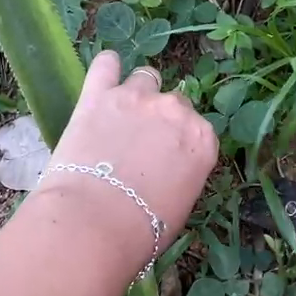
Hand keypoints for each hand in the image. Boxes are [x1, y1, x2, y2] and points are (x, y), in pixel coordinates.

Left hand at [34, 52, 217, 269]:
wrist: (93, 224)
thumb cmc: (141, 230)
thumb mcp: (179, 205)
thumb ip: (182, 173)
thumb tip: (167, 170)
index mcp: (202, 140)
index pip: (198, 130)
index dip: (180, 143)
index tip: (167, 156)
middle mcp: (175, 111)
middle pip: (174, 102)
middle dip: (161, 119)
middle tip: (141, 143)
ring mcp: (137, 97)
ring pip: (146, 77)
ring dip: (138, 92)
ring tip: (123, 112)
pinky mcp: (99, 95)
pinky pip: (106, 65)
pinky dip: (107, 66)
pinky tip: (105, 71)